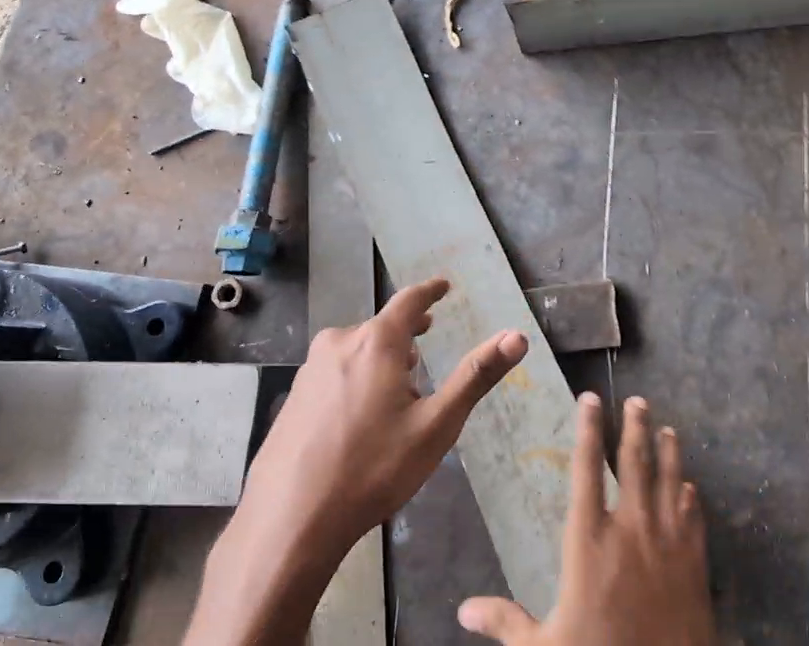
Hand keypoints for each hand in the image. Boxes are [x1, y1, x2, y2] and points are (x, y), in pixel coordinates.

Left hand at [184, 277, 527, 645]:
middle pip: (380, 328)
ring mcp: (309, 372)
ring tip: (398, 388)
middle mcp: (338, 344)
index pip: (409, 301)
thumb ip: (476, 376)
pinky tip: (360, 418)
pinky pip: (334, 375)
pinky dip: (356, 380)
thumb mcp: (436, 425)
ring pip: (355, 352)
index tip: (444, 286)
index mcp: (376, 343)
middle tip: (427, 337)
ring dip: (380, 359)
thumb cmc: (373, 469)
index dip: (430, 292)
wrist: (290, 521)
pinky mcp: (292, 400)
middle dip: (406, 331)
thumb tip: (518, 336)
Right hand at [458, 394, 715, 645]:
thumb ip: (506, 623)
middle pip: (634, 464)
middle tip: (638, 401)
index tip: (590, 399)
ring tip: (667, 428)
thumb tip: (463, 610)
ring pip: (669, 481)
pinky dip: (691, 498)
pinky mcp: (694, 563)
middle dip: (635, 428)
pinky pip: (693, 518)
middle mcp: (631, 530)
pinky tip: (690, 487)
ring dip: (668, 452)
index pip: (586, 470)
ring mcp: (667, 543)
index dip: (587, 430)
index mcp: (589, 541)